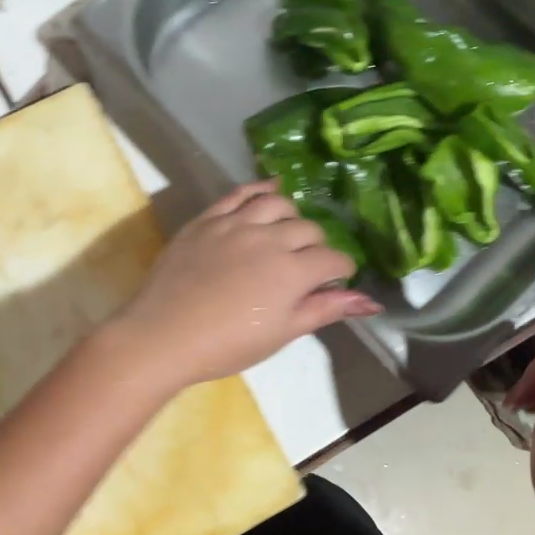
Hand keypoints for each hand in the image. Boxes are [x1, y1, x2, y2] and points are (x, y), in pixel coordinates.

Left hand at [105, 181, 381, 390]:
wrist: (162, 336)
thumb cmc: (226, 345)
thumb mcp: (281, 333)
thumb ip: (325, 310)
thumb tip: (371, 302)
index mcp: (291, 271)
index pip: (333, 260)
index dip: (340, 272)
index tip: (333, 282)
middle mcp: (268, 238)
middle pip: (309, 230)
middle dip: (317, 247)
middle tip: (306, 267)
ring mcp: (235, 224)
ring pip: (278, 204)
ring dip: (291, 217)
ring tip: (287, 234)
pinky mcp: (207, 219)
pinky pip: (239, 193)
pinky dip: (259, 188)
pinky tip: (270, 189)